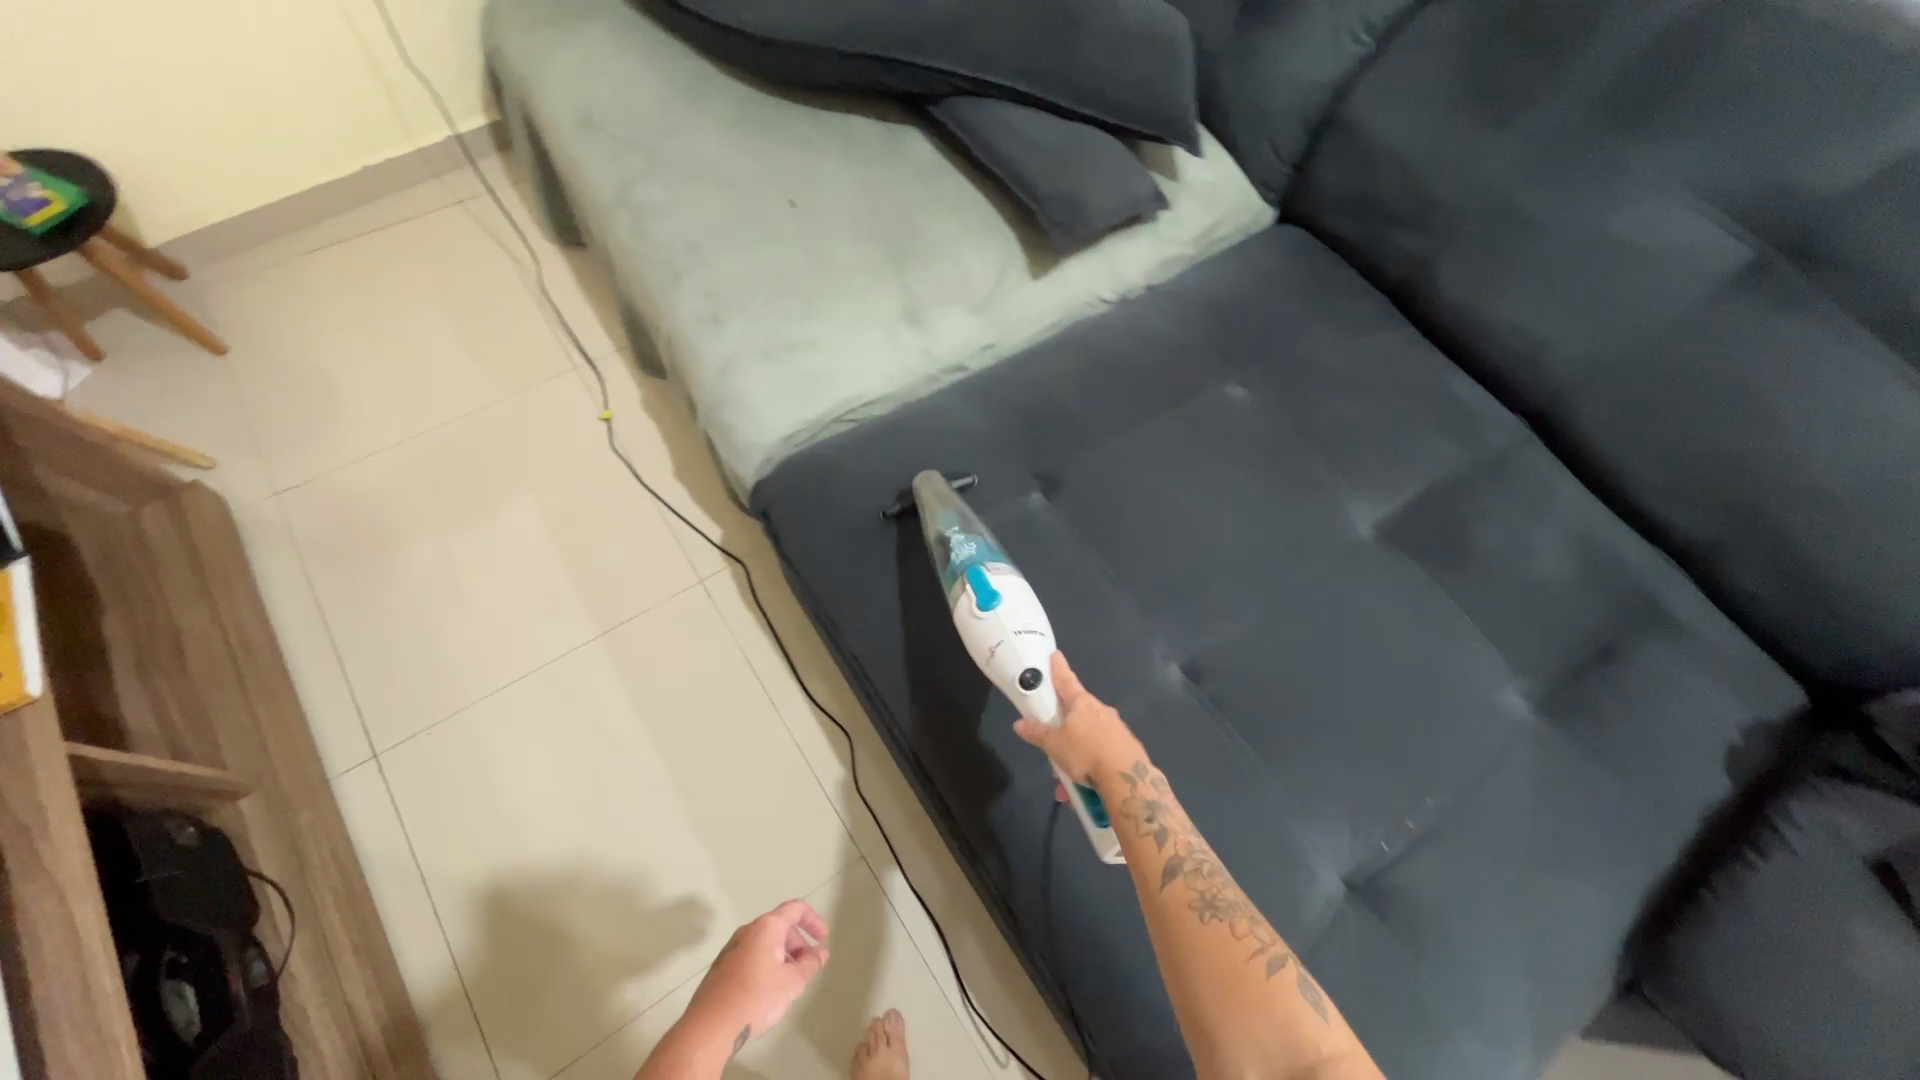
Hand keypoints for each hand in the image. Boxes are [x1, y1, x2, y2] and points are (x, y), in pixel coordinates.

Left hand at [684, 900, 829, 1048]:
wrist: (710, 1026)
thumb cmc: (756, 998)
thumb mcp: (792, 983)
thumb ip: (810, 965)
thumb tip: (820, 953)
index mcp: (766, 928)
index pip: (796, 909)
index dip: (814, 920)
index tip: (823, 939)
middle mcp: (747, 931)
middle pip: (780, 926)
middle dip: (799, 944)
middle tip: (807, 968)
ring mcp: (731, 949)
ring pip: (765, 943)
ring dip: (783, 957)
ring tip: (789, 984)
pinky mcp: (722, 967)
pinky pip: (752, 957)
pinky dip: (767, 965)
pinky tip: (767, 993)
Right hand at [1013, 652, 1145, 786]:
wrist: (1127, 777)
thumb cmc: (1086, 752)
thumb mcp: (1054, 744)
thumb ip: (1037, 733)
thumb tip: (1019, 723)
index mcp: (1082, 703)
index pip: (1066, 680)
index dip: (1058, 668)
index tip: (1055, 655)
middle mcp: (1100, 710)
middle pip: (1077, 712)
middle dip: (1063, 729)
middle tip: (1052, 746)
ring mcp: (1116, 728)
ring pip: (1088, 737)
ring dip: (1075, 756)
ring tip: (1067, 779)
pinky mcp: (1126, 747)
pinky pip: (1101, 753)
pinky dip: (1090, 766)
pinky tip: (1085, 786)